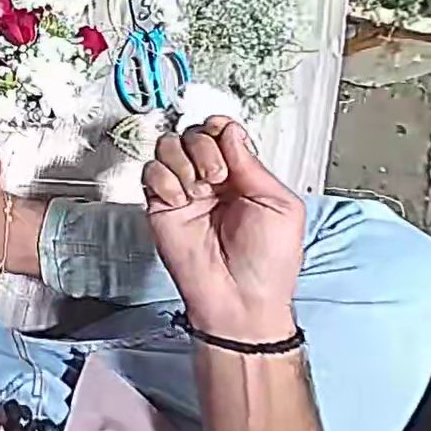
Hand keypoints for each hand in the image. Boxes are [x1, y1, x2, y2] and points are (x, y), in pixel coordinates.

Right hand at [143, 118, 305, 342]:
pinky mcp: (160, 206)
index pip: (221, 131)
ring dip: (183, 162)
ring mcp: (184, 191)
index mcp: (241, 174)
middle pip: (193, 133)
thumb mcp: (279, 206)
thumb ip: (252, 164)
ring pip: (168, 146)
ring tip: (199, 190)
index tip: (223, 138)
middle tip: (217, 177)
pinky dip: (165, 180)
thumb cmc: (268, 263)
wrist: (240, 301)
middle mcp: (210, 178)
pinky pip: (151, 172)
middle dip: (204, 149)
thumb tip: (230, 130)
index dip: (219, 128)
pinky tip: (181, 200)